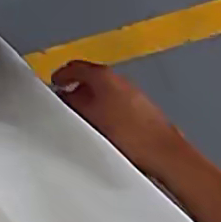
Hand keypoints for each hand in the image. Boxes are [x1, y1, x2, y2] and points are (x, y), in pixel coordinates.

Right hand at [52, 60, 185, 175]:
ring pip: (105, 91)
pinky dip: (107, 108)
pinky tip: (107, 127)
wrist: (166, 155)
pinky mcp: (145, 109)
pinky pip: (118, 102)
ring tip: (85, 117)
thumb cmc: (126, 134)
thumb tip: (63, 96)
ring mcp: (134, 93)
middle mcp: (118, 78)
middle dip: (76, 88)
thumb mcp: (89, 118)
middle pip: (90, 77)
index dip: (61, 74)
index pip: (75, 66)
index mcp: (103, 75)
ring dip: (92, 99)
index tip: (54, 83)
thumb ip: (72, 104)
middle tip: (67, 102)